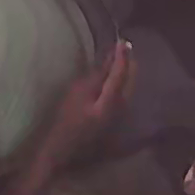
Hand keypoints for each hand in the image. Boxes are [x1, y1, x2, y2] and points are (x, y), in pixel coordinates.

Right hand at [39, 40, 134, 167]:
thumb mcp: (76, 94)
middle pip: (131, 82)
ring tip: (121, 60)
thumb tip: (110, 61)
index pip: (121, 73)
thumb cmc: (64, 123)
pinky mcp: (116, 122)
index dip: (122, 56)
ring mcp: (121, 117)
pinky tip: (115, 80)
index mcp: (112, 102)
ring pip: (129, 89)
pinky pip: (124, 97)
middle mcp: (122, 109)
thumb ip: (96, 77)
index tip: (123, 40)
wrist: (62, 153)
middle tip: (124, 48)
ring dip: (126, 74)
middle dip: (128, 64)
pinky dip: (122, 84)